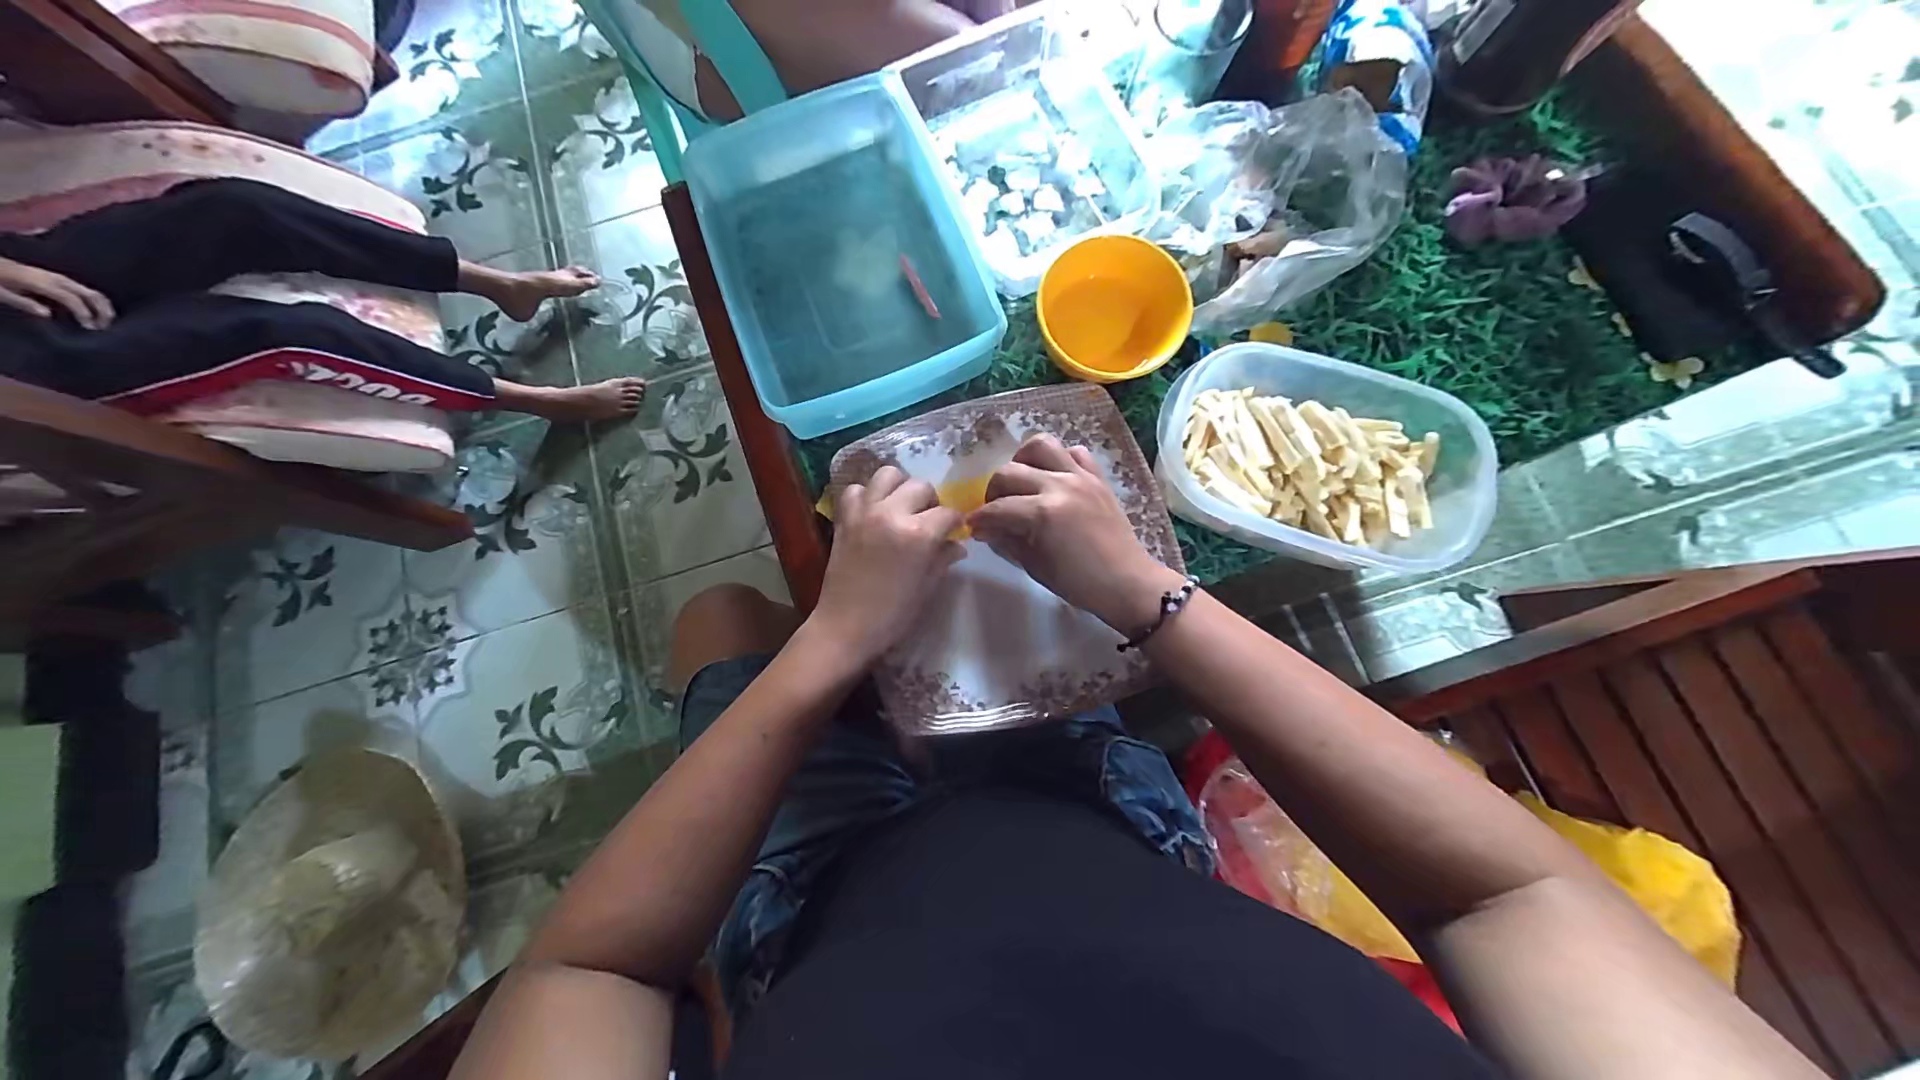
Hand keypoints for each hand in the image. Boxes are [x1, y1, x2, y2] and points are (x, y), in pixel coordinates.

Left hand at [0, 256, 113, 327]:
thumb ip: (22, 302)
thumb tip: (47, 314)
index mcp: (41, 282)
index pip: (72, 299)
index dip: (84, 313)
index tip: (89, 327)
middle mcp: (55, 279)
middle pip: (91, 295)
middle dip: (103, 311)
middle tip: (104, 327)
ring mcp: (59, 278)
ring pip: (93, 292)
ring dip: (103, 308)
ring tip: (103, 322)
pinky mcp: (60, 280)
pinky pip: (86, 291)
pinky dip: (96, 303)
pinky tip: (93, 312)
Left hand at [809, 465, 964, 663]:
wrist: (845, 627)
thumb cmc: (892, 614)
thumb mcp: (926, 588)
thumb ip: (942, 559)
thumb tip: (957, 545)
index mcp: (918, 534)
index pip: (947, 513)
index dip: (956, 522)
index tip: (956, 530)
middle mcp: (891, 514)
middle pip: (920, 486)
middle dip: (930, 501)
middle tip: (929, 520)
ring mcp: (864, 512)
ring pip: (887, 475)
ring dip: (899, 487)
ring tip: (901, 506)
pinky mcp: (844, 518)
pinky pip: (855, 489)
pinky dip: (866, 495)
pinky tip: (873, 511)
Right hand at [968, 435, 1187, 636]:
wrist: (1127, 582)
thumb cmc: (1079, 582)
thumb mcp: (1035, 565)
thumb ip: (1007, 540)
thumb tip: (985, 528)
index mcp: (1043, 513)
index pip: (998, 508)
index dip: (980, 519)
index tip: (972, 527)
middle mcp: (1060, 486)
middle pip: (1010, 472)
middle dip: (994, 492)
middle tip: (995, 510)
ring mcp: (1081, 477)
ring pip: (1040, 446)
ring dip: (1022, 461)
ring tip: (1022, 482)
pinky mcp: (1097, 477)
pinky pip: (1074, 452)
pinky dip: (1059, 460)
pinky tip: (1053, 479)